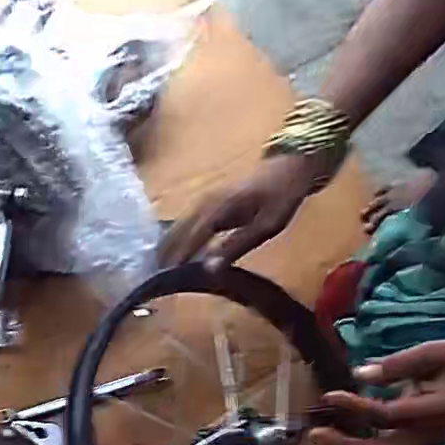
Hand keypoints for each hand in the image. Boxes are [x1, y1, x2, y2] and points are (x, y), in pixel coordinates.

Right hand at [160, 154, 329, 266]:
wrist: (293, 161)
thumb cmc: (283, 195)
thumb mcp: (266, 225)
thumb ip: (235, 246)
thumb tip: (208, 270)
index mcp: (217, 210)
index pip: (188, 242)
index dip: (175, 263)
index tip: (162, 283)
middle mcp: (203, 204)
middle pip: (175, 236)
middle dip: (163, 258)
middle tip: (151, 282)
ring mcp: (202, 201)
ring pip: (175, 229)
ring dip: (164, 250)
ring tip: (155, 271)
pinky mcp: (204, 202)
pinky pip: (181, 224)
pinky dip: (173, 240)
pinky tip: (168, 252)